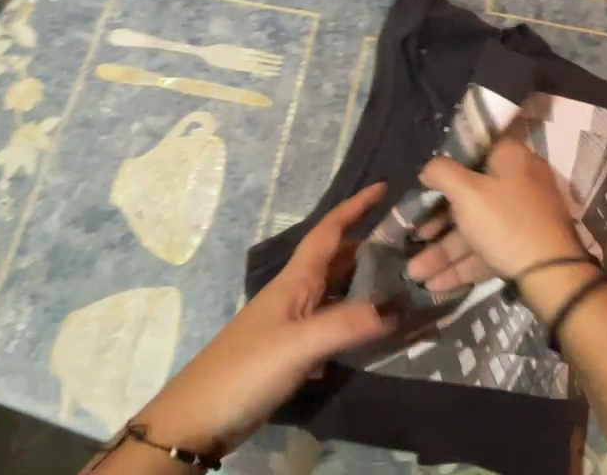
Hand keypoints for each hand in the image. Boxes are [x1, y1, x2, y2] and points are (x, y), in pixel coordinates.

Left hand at [126, 183, 395, 457]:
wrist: (198, 418)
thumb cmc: (246, 369)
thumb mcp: (299, 345)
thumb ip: (346, 324)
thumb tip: (398, 306)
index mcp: (296, 280)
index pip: (330, 230)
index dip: (355, 207)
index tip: (384, 187)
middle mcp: (296, 293)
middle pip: (337, 258)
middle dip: (370, 244)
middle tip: (409, 243)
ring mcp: (292, 323)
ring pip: (336, 289)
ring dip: (365, 281)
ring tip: (402, 281)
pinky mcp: (292, 351)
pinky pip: (333, 321)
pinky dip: (356, 317)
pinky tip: (374, 329)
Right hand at [407, 137, 585, 291]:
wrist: (553, 275)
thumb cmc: (506, 222)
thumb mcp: (468, 192)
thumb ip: (442, 173)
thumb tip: (429, 169)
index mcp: (510, 158)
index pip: (473, 151)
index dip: (445, 167)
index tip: (423, 185)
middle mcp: (518, 182)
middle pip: (469, 195)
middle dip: (436, 223)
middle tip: (412, 237)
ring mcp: (522, 216)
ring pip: (475, 228)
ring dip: (444, 250)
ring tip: (414, 274)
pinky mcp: (522, 246)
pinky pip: (487, 249)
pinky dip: (463, 263)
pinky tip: (436, 284)